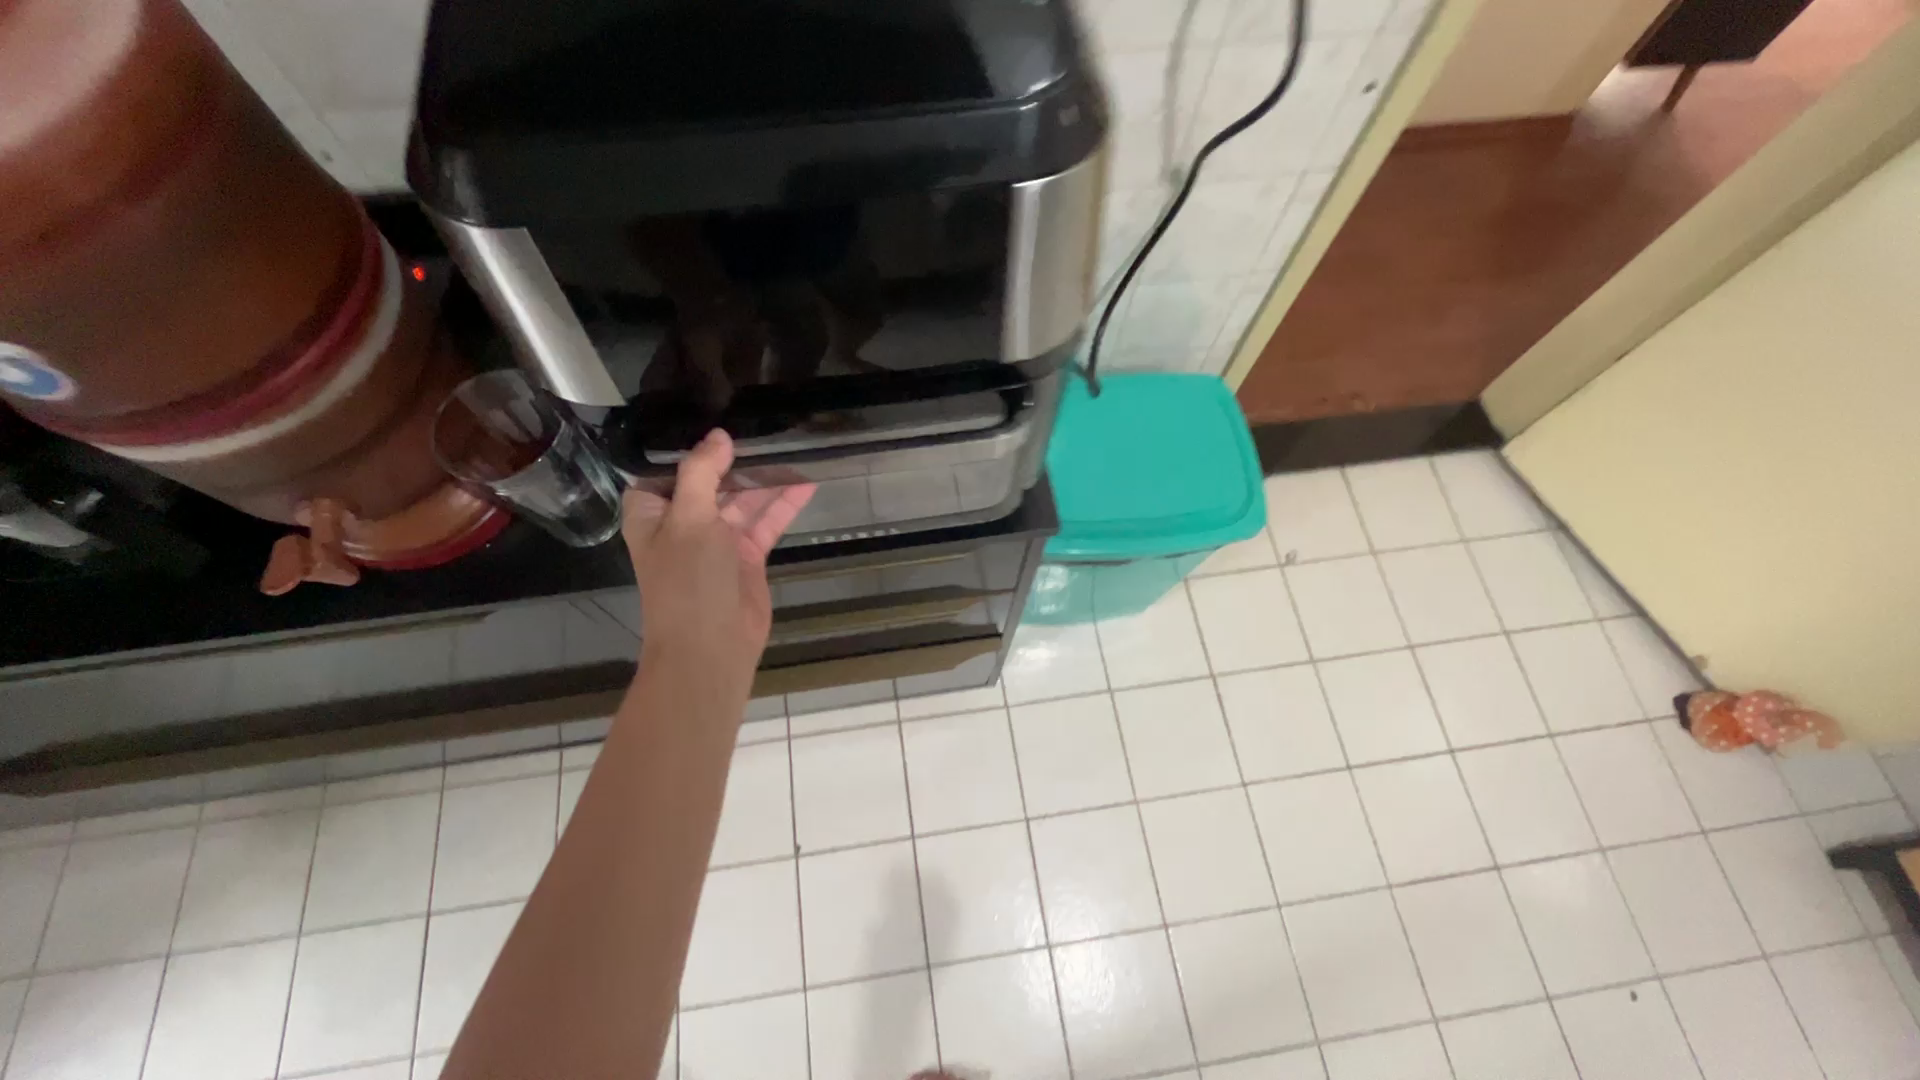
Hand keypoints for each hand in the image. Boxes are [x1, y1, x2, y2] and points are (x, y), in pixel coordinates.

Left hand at [621, 430, 814, 675]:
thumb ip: (702, 472)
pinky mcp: (746, 556)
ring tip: (795, 449)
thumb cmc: (688, 580)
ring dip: (766, 480)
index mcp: (653, 512)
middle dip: (738, 459)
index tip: (719, 416)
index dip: (692, 445)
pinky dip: (783, 505)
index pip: (668, 468)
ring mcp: (717, 540)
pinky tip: (806, 485)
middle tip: (769, 427)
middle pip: (712, 480)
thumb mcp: (689, 518)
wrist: (710, 647)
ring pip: (743, 499)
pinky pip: (766, 522)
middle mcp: (683, 522)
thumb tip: (719, 436)